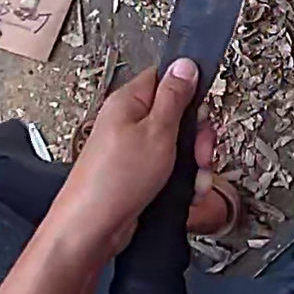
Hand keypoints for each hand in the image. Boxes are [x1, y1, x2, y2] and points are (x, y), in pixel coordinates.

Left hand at [46, 59, 207, 258]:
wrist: (92, 228)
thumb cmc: (114, 179)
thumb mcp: (157, 131)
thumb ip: (174, 97)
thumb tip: (185, 64)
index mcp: (129, 101)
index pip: (166, 79)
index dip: (189, 93)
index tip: (200, 112)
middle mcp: (130, 121)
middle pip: (177, 114)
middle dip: (196, 135)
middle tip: (200, 151)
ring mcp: (134, 148)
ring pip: (178, 144)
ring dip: (193, 162)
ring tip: (195, 178)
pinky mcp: (139, 172)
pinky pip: (170, 167)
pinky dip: (182, 179)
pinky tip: (187, 192)